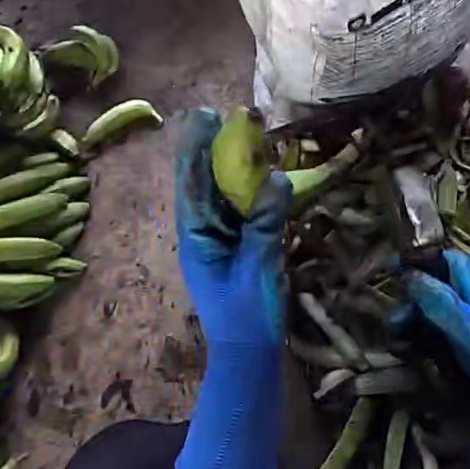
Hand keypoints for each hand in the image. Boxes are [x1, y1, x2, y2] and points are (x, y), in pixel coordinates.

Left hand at [171, 108, 292, 468]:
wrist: (251, 353)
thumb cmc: (248, 317)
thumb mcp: (257, 272)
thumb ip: (265, 226)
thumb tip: (278, 179)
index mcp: (197, 237)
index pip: (192, 184)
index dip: (196, 148)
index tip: (206, 115)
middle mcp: (205, 230)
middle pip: (206, 180)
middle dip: (217, 148)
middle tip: (237, 116)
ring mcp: (223, 237)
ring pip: (225, 192)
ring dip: (237, 163)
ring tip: (253, 133)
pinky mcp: (242, 243)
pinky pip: (245, 208)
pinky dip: (255, 187)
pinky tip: (269, 171)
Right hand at [405, 250, 469, 468]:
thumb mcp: (467, 328)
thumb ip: (437, 300)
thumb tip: (408, 273)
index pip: (445, 259)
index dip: (418, 262)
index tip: (391, 274)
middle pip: (440, 288)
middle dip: (414, 303)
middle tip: (395, 326)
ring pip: (444, 312)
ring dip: (422, 324)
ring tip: (404, 345)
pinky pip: (454, 333)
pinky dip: (436, 340)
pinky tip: (426, 358)